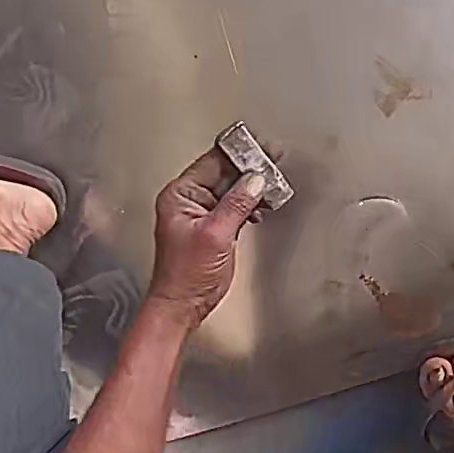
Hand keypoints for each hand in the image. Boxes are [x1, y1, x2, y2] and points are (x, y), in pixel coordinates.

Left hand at [147, 147, 267, 325]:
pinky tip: (263, 205)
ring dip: (253, 188)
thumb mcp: (214, 234)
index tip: (259, 147)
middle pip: (224, 174)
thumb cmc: (185, 275)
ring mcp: (203, 214)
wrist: (184, 304)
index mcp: (179, 195)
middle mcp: (189, 201)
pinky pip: (236, 206)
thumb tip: (255, 180)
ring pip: (233, 190)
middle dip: (250, 169)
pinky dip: (251, 204)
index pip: (211, 163)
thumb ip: (236, 204)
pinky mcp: (216, 227)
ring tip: (273, 184)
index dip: (237, 154)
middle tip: (273, 160)